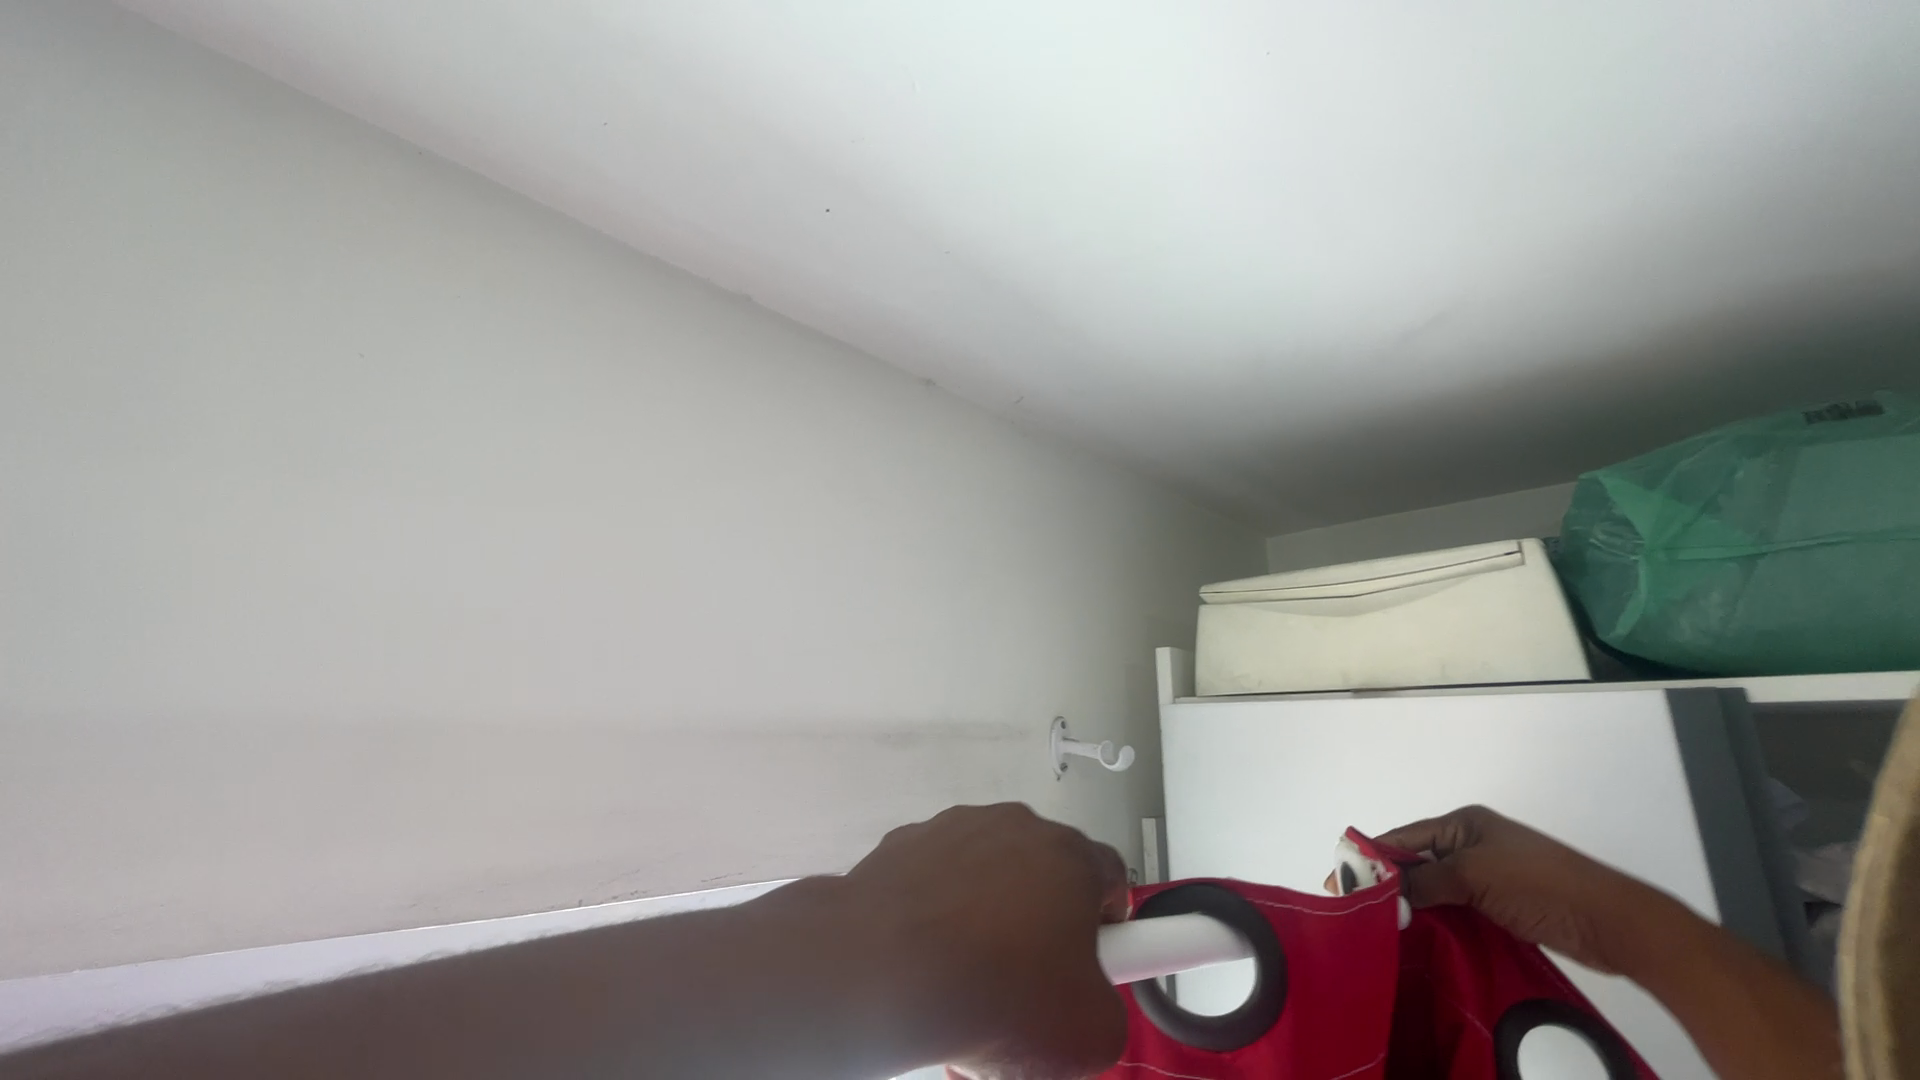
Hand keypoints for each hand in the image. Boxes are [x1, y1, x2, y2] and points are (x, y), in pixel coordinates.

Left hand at [840, 803, 1130, 1078]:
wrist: (884, 970)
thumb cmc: (1000, 995)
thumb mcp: (1092, 1035)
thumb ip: (1109, 1009)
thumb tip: (1087, 1002)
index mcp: (1070, 855)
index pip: (1111, 878)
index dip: (1109, 924)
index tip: (1091, 963)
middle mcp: (1016, 825)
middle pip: (1046, 872)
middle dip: (1044, 920)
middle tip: (1028, 980)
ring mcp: (955, 827)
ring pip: (988, 870)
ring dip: (987, 910)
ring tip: (967, 971)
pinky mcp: (905, 841)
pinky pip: (936, 875)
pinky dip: (937, 906)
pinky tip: (925, 953)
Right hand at [1376, 805, 1664, 973]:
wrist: (1613, 922)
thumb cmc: (1539, 883)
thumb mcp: (1472, 875)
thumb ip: (1424, 882)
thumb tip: (1383, 896)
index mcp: (1462, 824)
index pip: (1403, 838)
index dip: (1371, 858)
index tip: (1340, 881)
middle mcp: (1471, 845)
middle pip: (1416, 864)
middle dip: (1388, 884)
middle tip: (1357, 910)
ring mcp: (1488, 876)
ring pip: (1435, 890)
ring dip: (1413, 907)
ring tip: (1381, 928)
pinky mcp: (1502, 906)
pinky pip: (1456, 910)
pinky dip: (1437, 921)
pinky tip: (1419, 938)